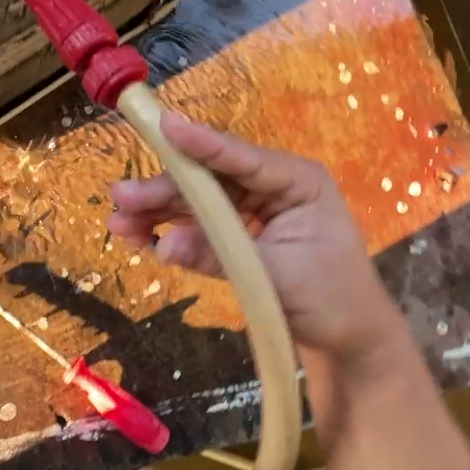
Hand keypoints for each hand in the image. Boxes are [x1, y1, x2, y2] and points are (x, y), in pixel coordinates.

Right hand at [108, 112, 406, 368]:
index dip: (199, 143)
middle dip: (164, 189)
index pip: (241, 158)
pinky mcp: (236, 232)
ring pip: (196, 201)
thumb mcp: (276, 276)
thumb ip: (217, 256)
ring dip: (157, 211)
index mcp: (296, 182)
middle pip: (208, 179)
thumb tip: (162, 246)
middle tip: (121, 196)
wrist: (351, 344)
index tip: (164, 125)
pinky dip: (168, 230)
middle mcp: (270, 187)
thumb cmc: (332, 301)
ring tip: (119, 223)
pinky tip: (138, 237)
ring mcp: (251, 209)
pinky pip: (196, 225)